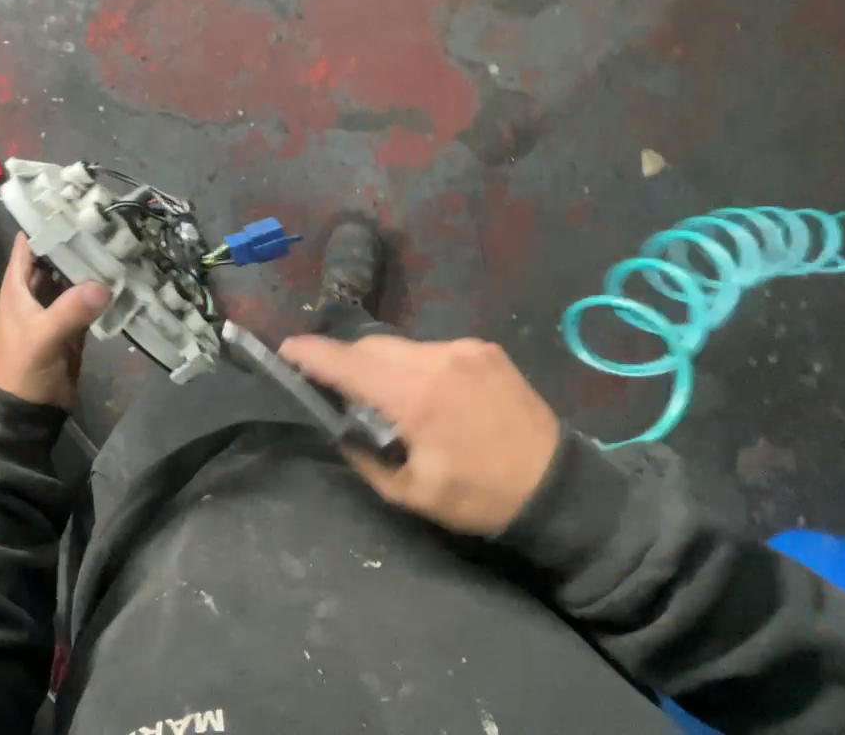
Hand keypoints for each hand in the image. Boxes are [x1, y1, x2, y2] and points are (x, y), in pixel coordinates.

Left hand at [0, 235, 111, 409]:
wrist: (30, 412)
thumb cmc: (25, 369)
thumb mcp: (43, 337)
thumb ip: (71, 310)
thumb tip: (104, 284)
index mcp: (18, 287)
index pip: (29, 244)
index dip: (46, 222)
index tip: (75, 204)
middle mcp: (35, 292)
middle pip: (56, 257)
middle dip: (77, 240)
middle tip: (110, 221)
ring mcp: (55, 308)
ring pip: (73, 277)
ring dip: (91, 264)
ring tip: (121, 243)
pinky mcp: (72, 325)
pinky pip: (87, 300)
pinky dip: (100, 290)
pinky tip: (122, 277)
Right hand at [278, 335, 561, 534]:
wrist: (559, 490)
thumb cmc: (479, 498)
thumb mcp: (409, 491)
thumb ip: (362, 451)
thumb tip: (336, 421)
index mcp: (414, 397)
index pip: (345, 362)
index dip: (309, 353)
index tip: (285, 350)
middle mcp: (436, 359)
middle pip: (369, 346)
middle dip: (346, 362)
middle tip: (337, 388)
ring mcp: (463, 349)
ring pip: (400, 346)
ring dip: (383, 365)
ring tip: (391, 399)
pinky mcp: (484, 348)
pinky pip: (432, 350)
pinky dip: (417, 366)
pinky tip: (431, 395)